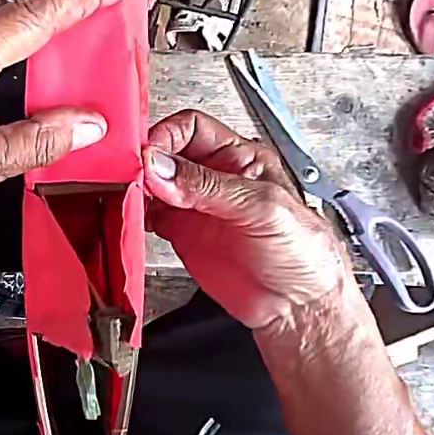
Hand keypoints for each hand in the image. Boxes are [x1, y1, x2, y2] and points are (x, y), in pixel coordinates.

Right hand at [141, 109, 366, 335]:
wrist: (296, 305)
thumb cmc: (301, 251)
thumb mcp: (260, 207)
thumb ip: (207, 186)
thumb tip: (160, 166)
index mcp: (239, 158)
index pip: (192, 129)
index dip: (167, 136)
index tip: (150, 157)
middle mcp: (214, 179)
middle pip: (166, 154)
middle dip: (146, 162)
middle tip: (135, 178)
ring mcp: (196, 208)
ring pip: (153, 185)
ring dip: (138, 189)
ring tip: (133, 199)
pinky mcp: (183, 236)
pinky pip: (150, 217)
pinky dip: (138, 216)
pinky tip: (137, 219)